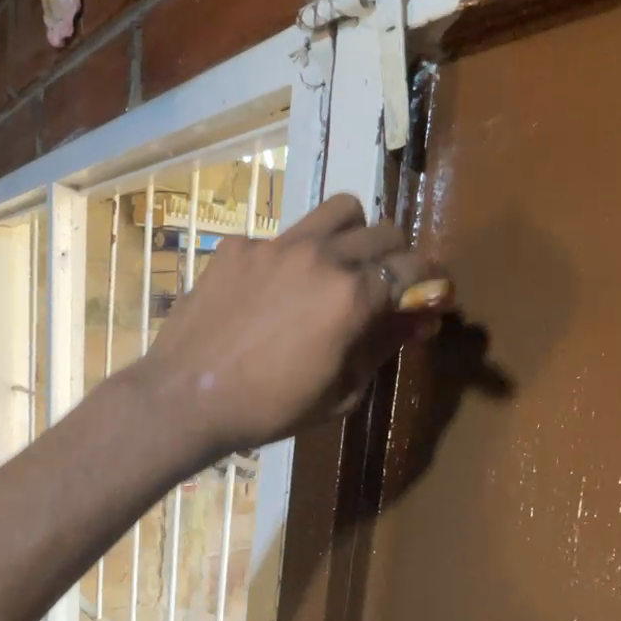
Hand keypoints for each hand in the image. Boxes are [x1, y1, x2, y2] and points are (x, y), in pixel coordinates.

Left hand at [132, 193, 441, 455]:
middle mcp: (321, 256)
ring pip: (339, 211)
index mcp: (352, 296)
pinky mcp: (238, 246)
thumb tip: (421, 319)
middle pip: (384, 231)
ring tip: (340, 266)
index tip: (434, 294)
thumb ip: (382, 347)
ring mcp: (276, 245)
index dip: (433, 282)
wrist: (186, 398)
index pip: (415, 268)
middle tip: (386, 287)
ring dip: (353, 234)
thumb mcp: (338, 392)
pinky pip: (282, 236)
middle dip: (397, 258)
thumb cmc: (267, 409)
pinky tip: (273, 291)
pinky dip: (292, 257)